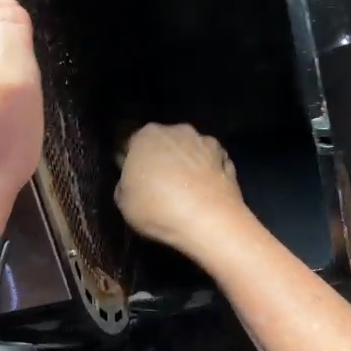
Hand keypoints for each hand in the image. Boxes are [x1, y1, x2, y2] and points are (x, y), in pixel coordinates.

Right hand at [114, 123, 251, 255]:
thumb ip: (125, 185)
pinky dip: (207, 172)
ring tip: (186, 192)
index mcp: (145, 136)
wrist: (208, 220)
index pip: (132, 144)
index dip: (132, 162)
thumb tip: (132, 182)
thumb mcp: (124, 203)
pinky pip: (211, 163)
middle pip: (163, 143)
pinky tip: (205, 193)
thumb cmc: (157, 208)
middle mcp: (176, 130)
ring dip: (186, 164)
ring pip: (189, 150)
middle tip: (159, 186)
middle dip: (161, 159)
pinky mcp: (227, 158)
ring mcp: (204, 142)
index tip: (134, 180)